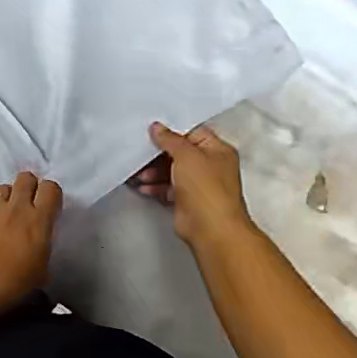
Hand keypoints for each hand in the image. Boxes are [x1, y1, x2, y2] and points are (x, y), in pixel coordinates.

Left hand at [0, 171, 62, 312]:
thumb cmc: (19, 280)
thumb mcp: (44, 261)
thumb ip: (45, 237)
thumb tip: (41, 229)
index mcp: (39, 219)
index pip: (51, 187)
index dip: (51, 193)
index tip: (49, 204)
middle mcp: (17, 207)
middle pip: (25, 178)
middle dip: (29, 186)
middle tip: (28, 202)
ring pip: (4, 187)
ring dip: (9, 197)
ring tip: (8, 213)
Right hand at [144, 121, 252, 244]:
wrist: (211, 228)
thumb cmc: (209, 191)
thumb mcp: (187, 155)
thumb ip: (170, 139)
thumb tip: (159, 129)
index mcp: (217, 150)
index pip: (192, 133)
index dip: (172, 131)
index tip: (152, 130)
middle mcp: (210, 166)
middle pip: (179, 152)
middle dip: (157, 154)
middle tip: (140, 151)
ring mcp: (198, 184)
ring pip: (171, 171)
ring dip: (153, 171)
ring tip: (138, 173)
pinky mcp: (187, 200)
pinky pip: (167, 187)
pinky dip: (155, 186)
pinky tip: (143, 186)